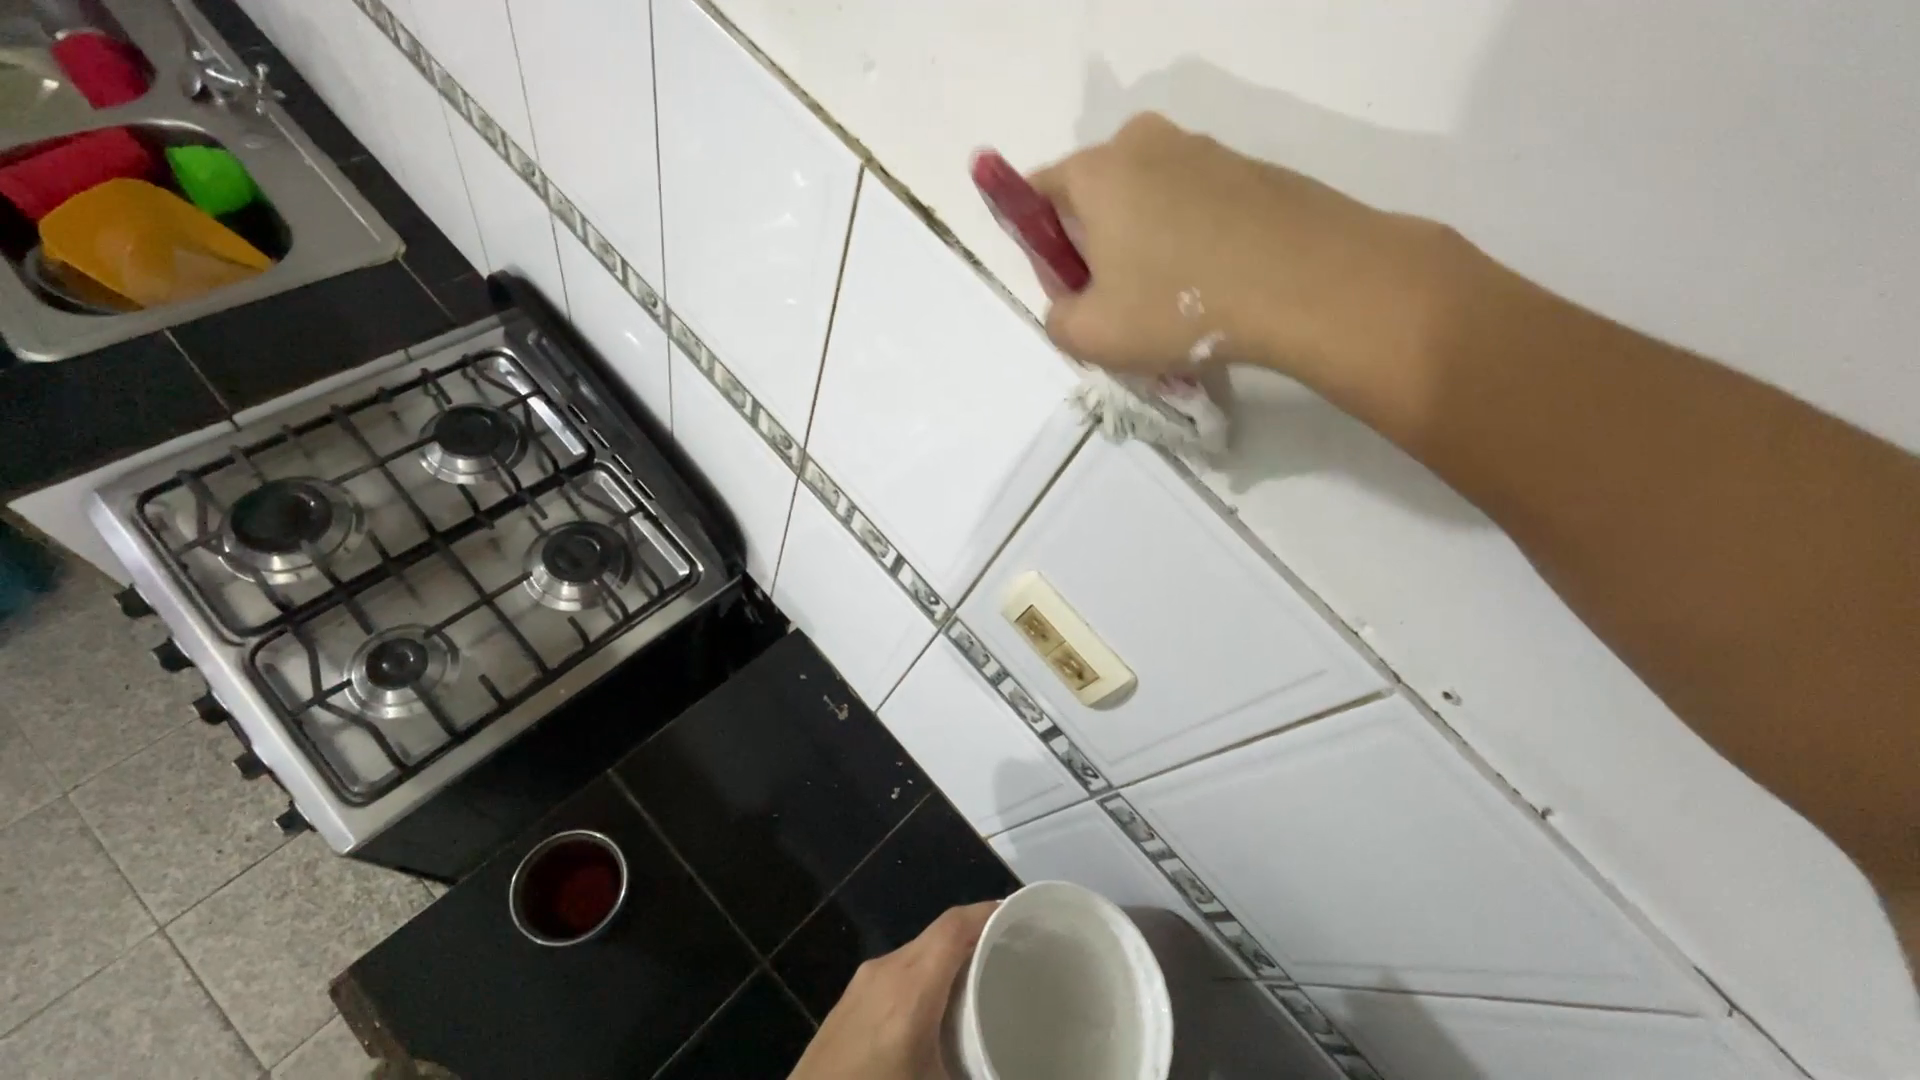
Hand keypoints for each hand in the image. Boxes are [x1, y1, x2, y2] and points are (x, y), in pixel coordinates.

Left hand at [789, 902, 998, 1079]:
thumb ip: (977, 1067)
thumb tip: (1006, 1067)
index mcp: (910, 988)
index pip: (954, 927)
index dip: (988, 913)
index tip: (1021, 918)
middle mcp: (885, 972)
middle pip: (937, 934)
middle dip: (976, 936)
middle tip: (1013, 954)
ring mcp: (862, 984)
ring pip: (916, 952)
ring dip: (949, 958)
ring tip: (981, 982)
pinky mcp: (848, 1002)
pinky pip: (897, 971)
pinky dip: (925, 976)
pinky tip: (936, 1009)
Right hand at [1026, 112, 1452, 381]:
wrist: (1310, 284)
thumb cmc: (1180, 307)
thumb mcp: (1091, 336)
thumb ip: (1056, 319)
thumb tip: (1070, 304)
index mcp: (1095, 171)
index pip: (1037, 195)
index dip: (1042, 250)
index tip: (1069, 292)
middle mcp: (1144, 143)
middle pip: (1095, 199)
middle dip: (1096, 251)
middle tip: (1121, 307)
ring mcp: (1204, 150)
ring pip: (1148, 204)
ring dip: (1146, 249)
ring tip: (1175, 305)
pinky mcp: (1249, 169)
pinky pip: (1196, 208)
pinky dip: (1192, 243)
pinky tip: (1215, 287)